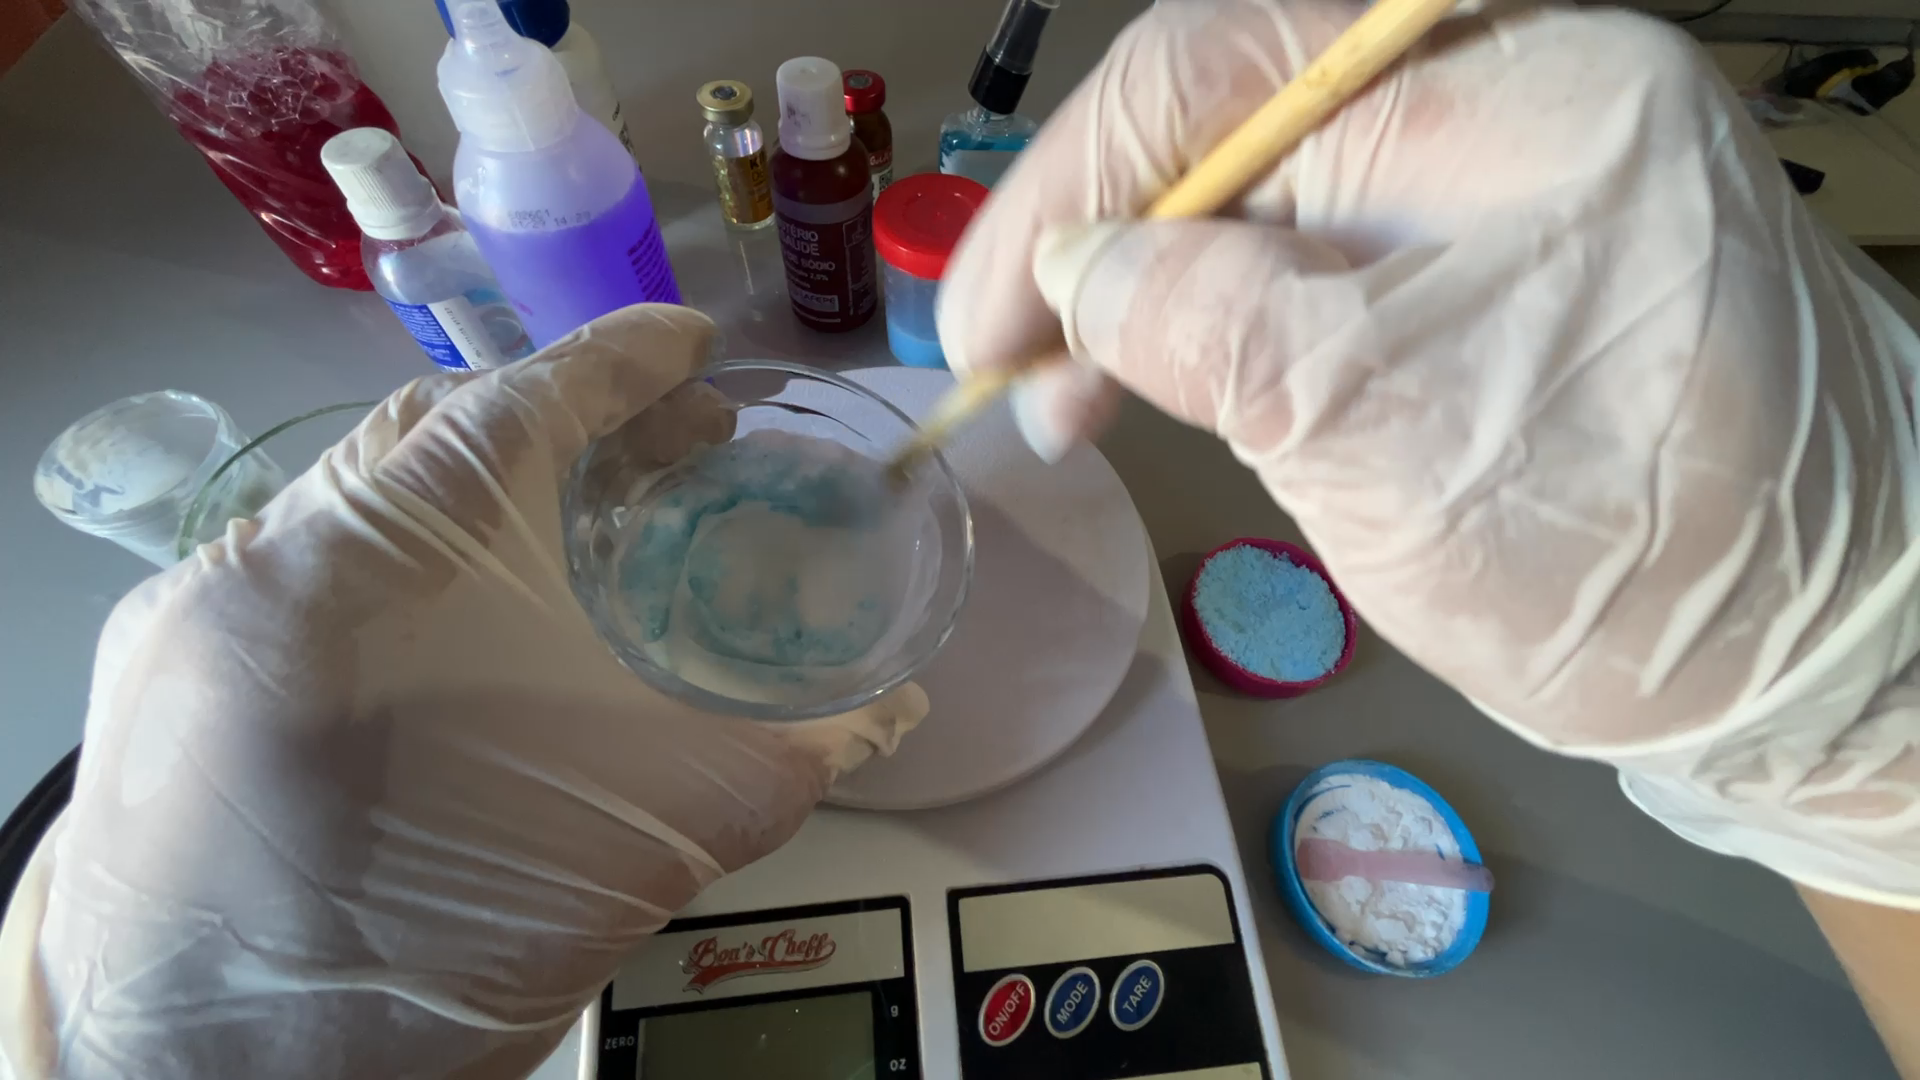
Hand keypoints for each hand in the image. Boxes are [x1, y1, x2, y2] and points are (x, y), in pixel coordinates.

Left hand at [0, 306, 925, 1078]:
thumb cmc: (460, 942)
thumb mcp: (656, 835)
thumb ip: (788, 756)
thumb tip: (897, 711)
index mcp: (396, 572)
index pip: (518, 407)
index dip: (617, 358)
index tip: (695, 341)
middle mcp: (295, 557)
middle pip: (457, 424)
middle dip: (589, 407)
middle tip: (693, 431)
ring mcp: (233, 595)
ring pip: (398, 474)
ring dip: (522, 459)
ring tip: (622, 486)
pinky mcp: (208, 644)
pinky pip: (352, 533)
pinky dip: (455, 517)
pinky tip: (520, 566)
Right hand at [939, 0, 1919, 906]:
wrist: (1750, 653)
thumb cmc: (1601, 541)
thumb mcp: (1380, 421)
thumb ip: (1207, 323)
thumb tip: (1071, 272)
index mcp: (1479, 91)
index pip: (1209, 83)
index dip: (1061, 195)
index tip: (973, 319)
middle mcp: (1445, 118)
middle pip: (1194, 147)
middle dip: (1073, 258)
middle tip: (990, 366)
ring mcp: (1413, 211)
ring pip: (1202, 226)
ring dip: (1106, 310)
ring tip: (1047, 403)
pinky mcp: (1386, 297)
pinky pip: (1237, 289)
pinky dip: (1158, 344)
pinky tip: (1107, 395)